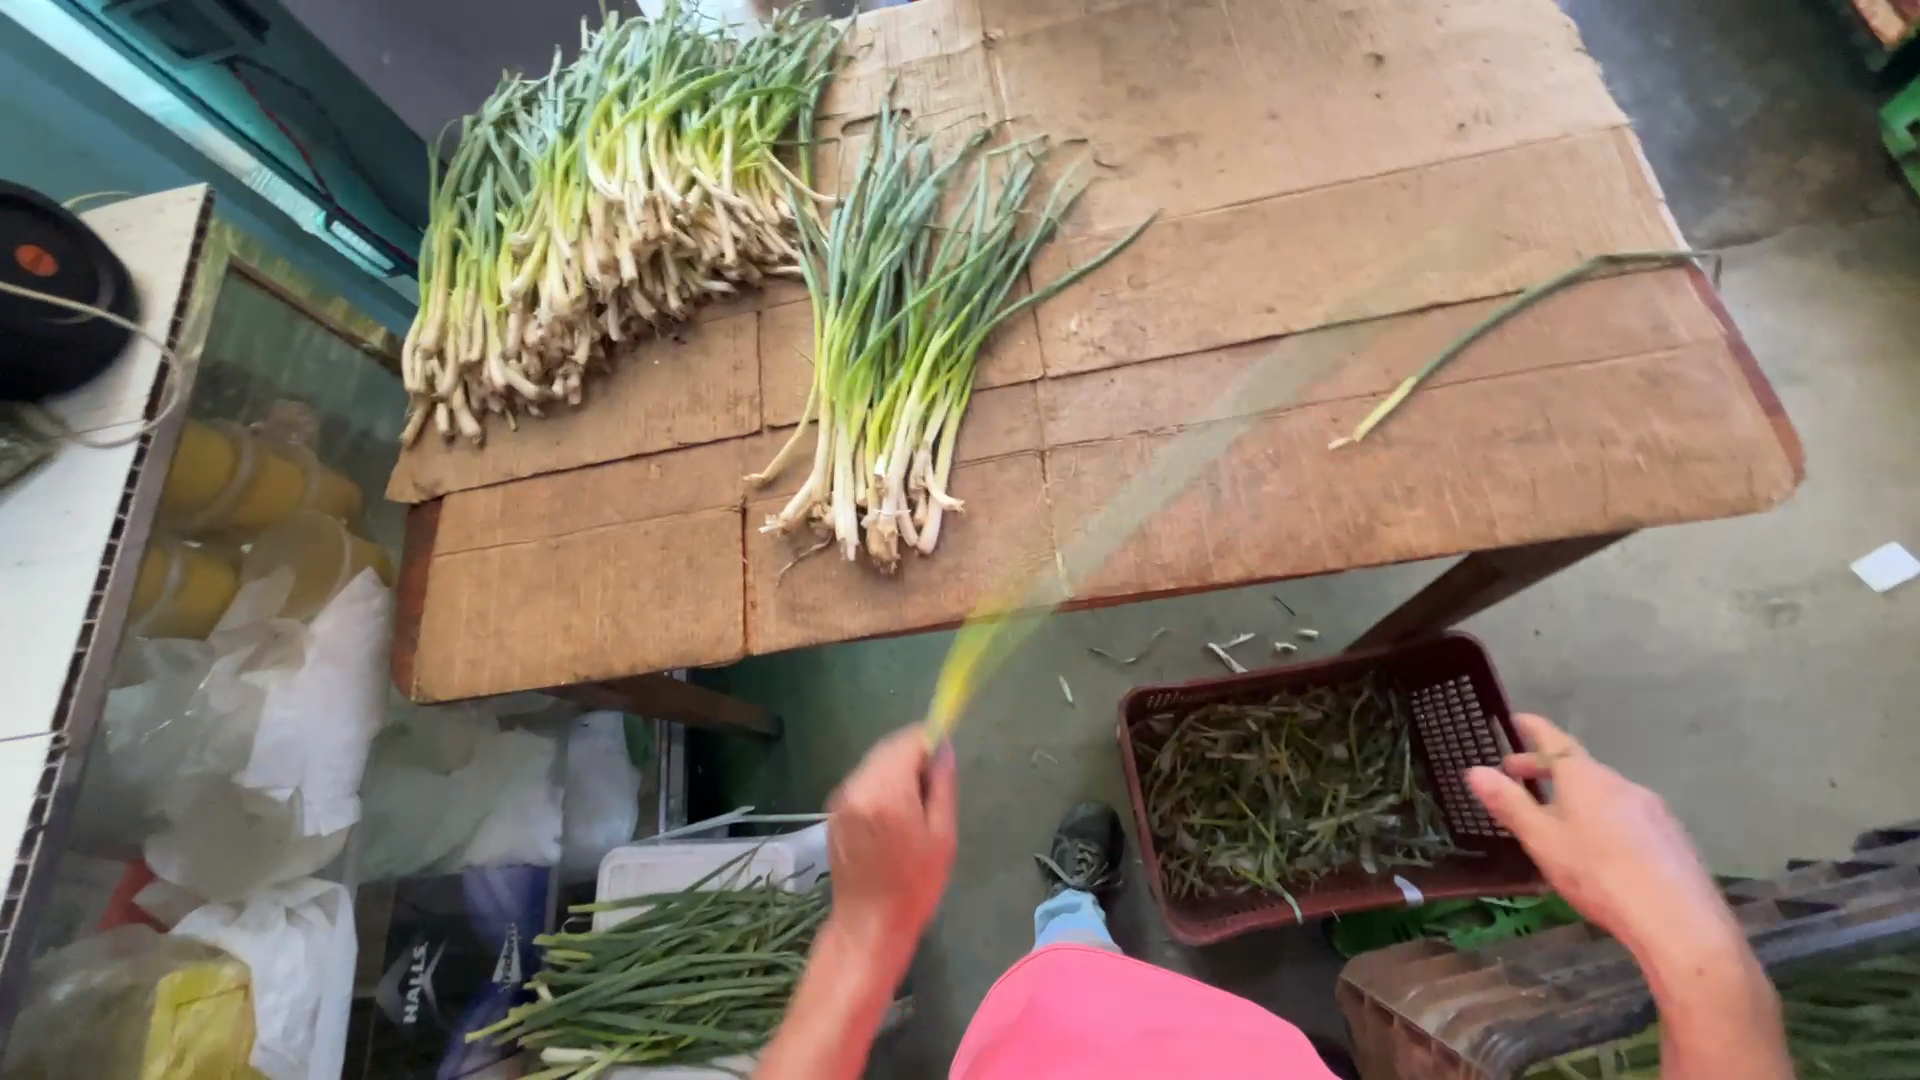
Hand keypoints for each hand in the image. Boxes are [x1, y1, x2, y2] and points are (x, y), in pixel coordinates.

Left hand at [824, 727, 958, 956]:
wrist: (868, 924)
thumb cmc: (914, 884)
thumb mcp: (942, 835)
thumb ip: (942, 784)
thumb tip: (944, 747)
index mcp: (887, 791)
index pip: (909, 740)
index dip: (930, 742)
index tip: (944, 761)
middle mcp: (858, 786)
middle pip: (890, 748)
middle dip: (913, 756)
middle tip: (933, 788)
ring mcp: (842, 798)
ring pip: (875, 764)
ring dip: (896, 771)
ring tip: (914, 807)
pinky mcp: (834, 811)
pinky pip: (862, 782)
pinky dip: (880, 785)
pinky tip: (892, 817)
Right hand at [1467, 713, 1735, 958]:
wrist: (1682, 927)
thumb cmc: (1598, 874)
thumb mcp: (1540, 839)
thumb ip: (1507, 802)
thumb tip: (1474, 770)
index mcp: (1587, 779)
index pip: (1555, 741)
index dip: (1534, 729)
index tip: (1516, 719)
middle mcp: (1622, 786)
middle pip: (1579, 767)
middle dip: (1545, 768)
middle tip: (1517, 777)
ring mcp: (1655, 813)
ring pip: (1604, 793)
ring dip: (1574, 795)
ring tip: (1554, 817)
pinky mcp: (1674, 841)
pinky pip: (1627, 815)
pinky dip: (1601, 817)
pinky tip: (1597, 847)